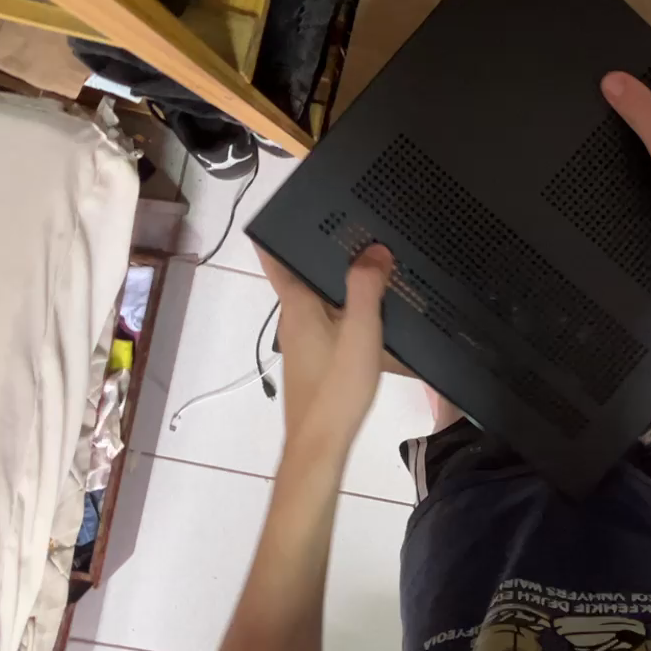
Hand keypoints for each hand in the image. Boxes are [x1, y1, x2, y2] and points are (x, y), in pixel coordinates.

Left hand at [256, 245, 393, 460]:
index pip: (276, 258)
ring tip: (371, 257)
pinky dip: (345, 303)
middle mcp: (294, 318)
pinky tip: (372, 307)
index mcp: (297, 305)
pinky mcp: (315, 357)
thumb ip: (365, 288)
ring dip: (337, 277)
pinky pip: (328, 316)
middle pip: (301, 274)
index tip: (296, 207)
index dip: (279, 231)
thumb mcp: (359, 332)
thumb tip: (374, 249)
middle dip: (321, 249)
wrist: (320, 443)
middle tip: (354, 224)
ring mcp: (303, 340)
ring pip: (318, 297)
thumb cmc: (336, 387)